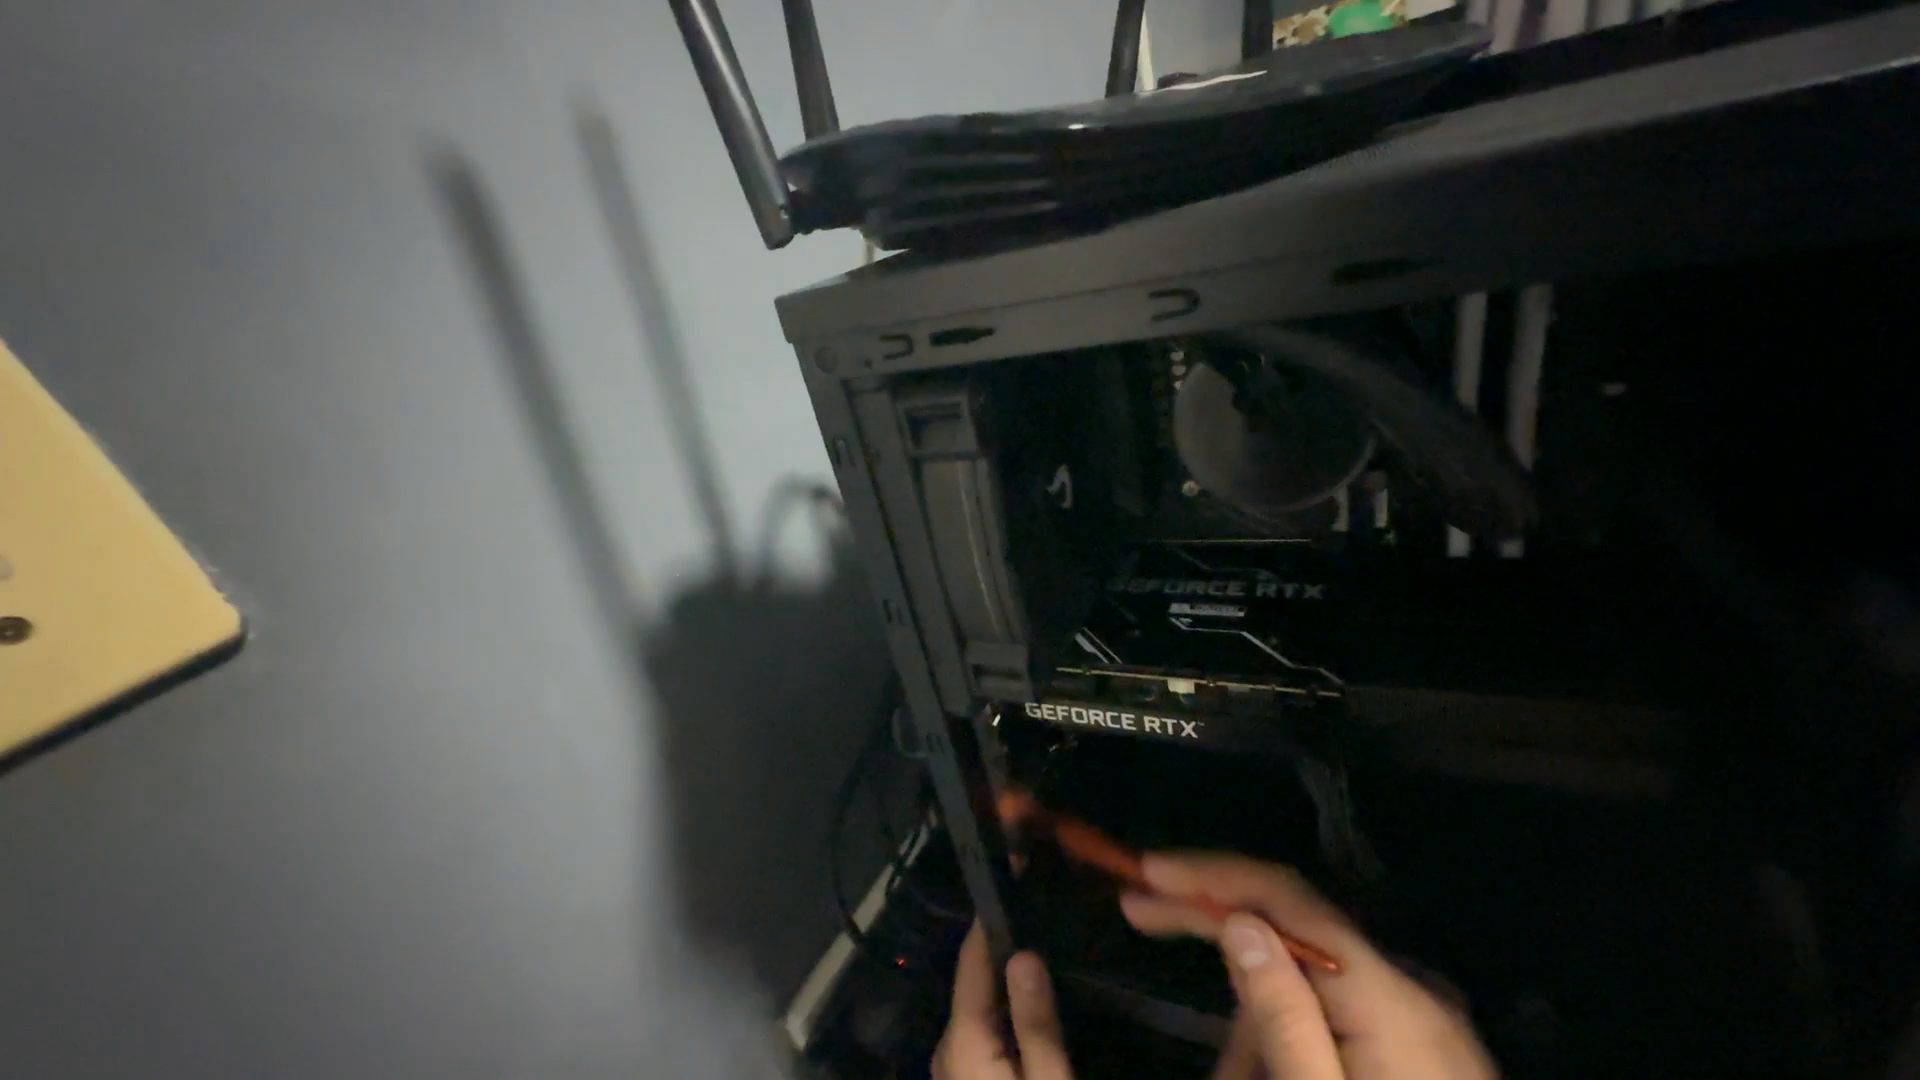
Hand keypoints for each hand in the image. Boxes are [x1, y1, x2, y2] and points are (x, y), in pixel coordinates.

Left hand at [933, 922, 1074, 1079]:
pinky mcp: (961, 1078)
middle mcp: (946, 1044)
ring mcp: (950, 1063)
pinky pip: (980, 1033)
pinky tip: (1029, 1014)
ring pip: (978, 1009)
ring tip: (1043, 965)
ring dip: (1005, 989)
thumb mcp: (1046, 1079)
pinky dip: (1001, 1018)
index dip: (992, 927)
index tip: (1017, 899)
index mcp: (961, 1037)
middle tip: (1041, 933)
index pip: (970, 961)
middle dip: (1004, 958)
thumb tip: (1024, 955)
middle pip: (974, 984)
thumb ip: (1034, 1022)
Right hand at [1121, 853, 1496, 1079]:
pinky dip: (1287, 1032)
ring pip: (1305, 974)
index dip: (1212, 876)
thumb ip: (1285, 1021)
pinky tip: (1267, 1072)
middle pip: (1290, 923)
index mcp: (1391, 1000)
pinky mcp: (1416, 1041)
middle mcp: (1410, 986)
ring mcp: (1419, 1013)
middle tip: (1138, 913)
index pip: (1289, 900)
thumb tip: (1239, 924)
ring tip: (1234, 1078)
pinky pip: (1330, 1008)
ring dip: (1251, 1015)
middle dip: (1214, 926)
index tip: (1146, 873)